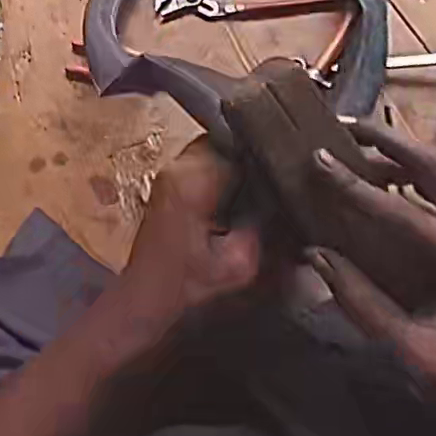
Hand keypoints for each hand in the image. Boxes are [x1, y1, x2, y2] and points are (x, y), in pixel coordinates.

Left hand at [94, 136, 262, 361]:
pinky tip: (240, 189)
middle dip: (249, 156)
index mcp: (192, 182)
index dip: (263, 159)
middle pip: (222, 143)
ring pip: (211, 148)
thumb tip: (283, 202)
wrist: (147, 293)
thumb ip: (262, 227)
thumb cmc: (188, 283)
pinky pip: (201, 161)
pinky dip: (220, 169)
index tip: (288, 168)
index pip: (236, 150)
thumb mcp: (238, 264)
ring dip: (235, 161)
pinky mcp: (167, 181)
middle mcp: (176, 168)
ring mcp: (168, 171)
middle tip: (278, 174)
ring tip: (263, 181)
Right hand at [306, 123, 435, 435]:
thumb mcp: (417, 355)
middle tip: (342, 123)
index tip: (316, 159)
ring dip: (397, 151)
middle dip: (386, 139)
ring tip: (353, 141)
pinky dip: (411, 171)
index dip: (352, 184)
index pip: (400, 210)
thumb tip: (315, 254)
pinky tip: (381, 174)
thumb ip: (362, 303)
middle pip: (434, 166)